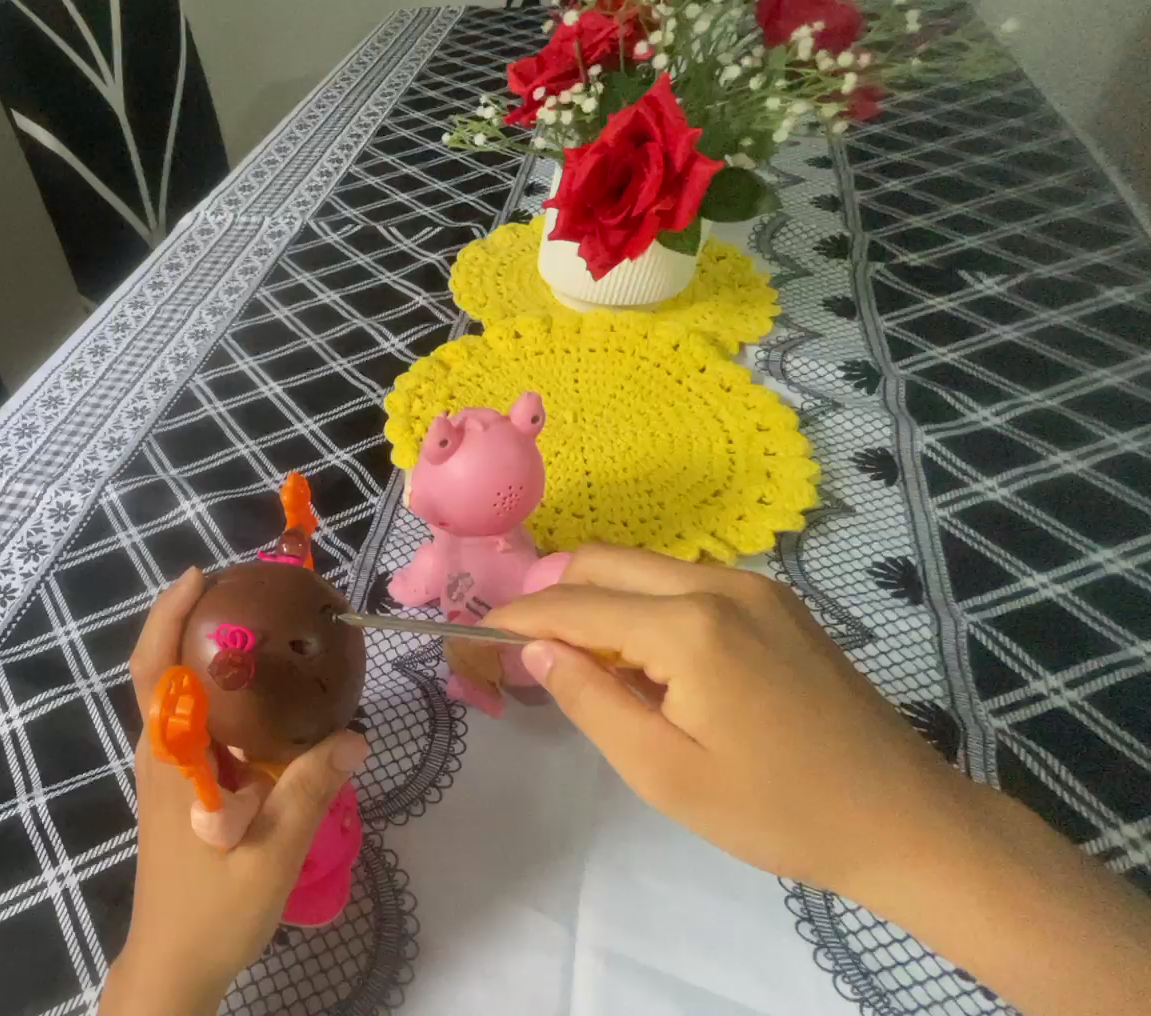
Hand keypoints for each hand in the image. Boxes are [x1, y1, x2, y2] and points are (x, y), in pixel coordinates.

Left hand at [99, 568, 368, 1015]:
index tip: (198, 577)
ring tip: (255, 633)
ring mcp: (166, 768)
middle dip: (190, 623)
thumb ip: (310, 789)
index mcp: (170, 755)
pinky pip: (193, 722)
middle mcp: (160, 750)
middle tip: (243, 595)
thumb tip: (354, 735)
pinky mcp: (178, 786)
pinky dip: (216, 695)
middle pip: (162, 670)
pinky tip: (258, 701)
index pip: (153, 668)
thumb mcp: (272, 849)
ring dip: (203, 656)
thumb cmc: (213, 907)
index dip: (167, 617)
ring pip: (177, 695)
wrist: (173, 963)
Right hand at [489, 544, 1150, 1015]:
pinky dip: (633, 605)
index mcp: (688, 628)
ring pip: (634, 566)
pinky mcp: (769, 600)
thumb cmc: (777, 809)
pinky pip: (673, 581)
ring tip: (578, 660)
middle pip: (596, 563)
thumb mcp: (662, 771)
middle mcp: (717, 584)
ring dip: (589, 600)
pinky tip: (639, 658)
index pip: (569, 605)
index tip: (474, 639)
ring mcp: (750, 586)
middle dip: (545, 596)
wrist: (912, 824)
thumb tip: (532, 648)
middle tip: (521, 648)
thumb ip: (586, 699)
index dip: (512, 619)